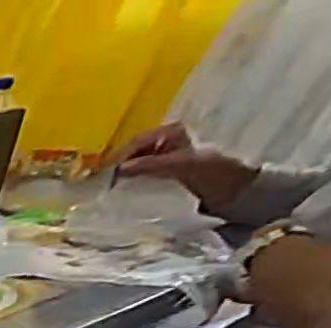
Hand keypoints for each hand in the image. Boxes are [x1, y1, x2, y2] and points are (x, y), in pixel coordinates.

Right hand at [114, 122, 258, 210]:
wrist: (232, 189)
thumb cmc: (211, 171)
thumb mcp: (180, 165)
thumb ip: (150, 165)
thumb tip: (116, 171)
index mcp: (170, 132)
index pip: (135, 142)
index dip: (117, 158)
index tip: (101, 176)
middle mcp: (164, 141)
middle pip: (130, 153)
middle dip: (115, 167)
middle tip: (98, 185)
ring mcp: (161, 158)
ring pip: (131, 165)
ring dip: (118, 177)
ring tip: (104, 191)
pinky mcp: (159, 174)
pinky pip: (136, 176)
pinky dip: (125, 184)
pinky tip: (117, 193)